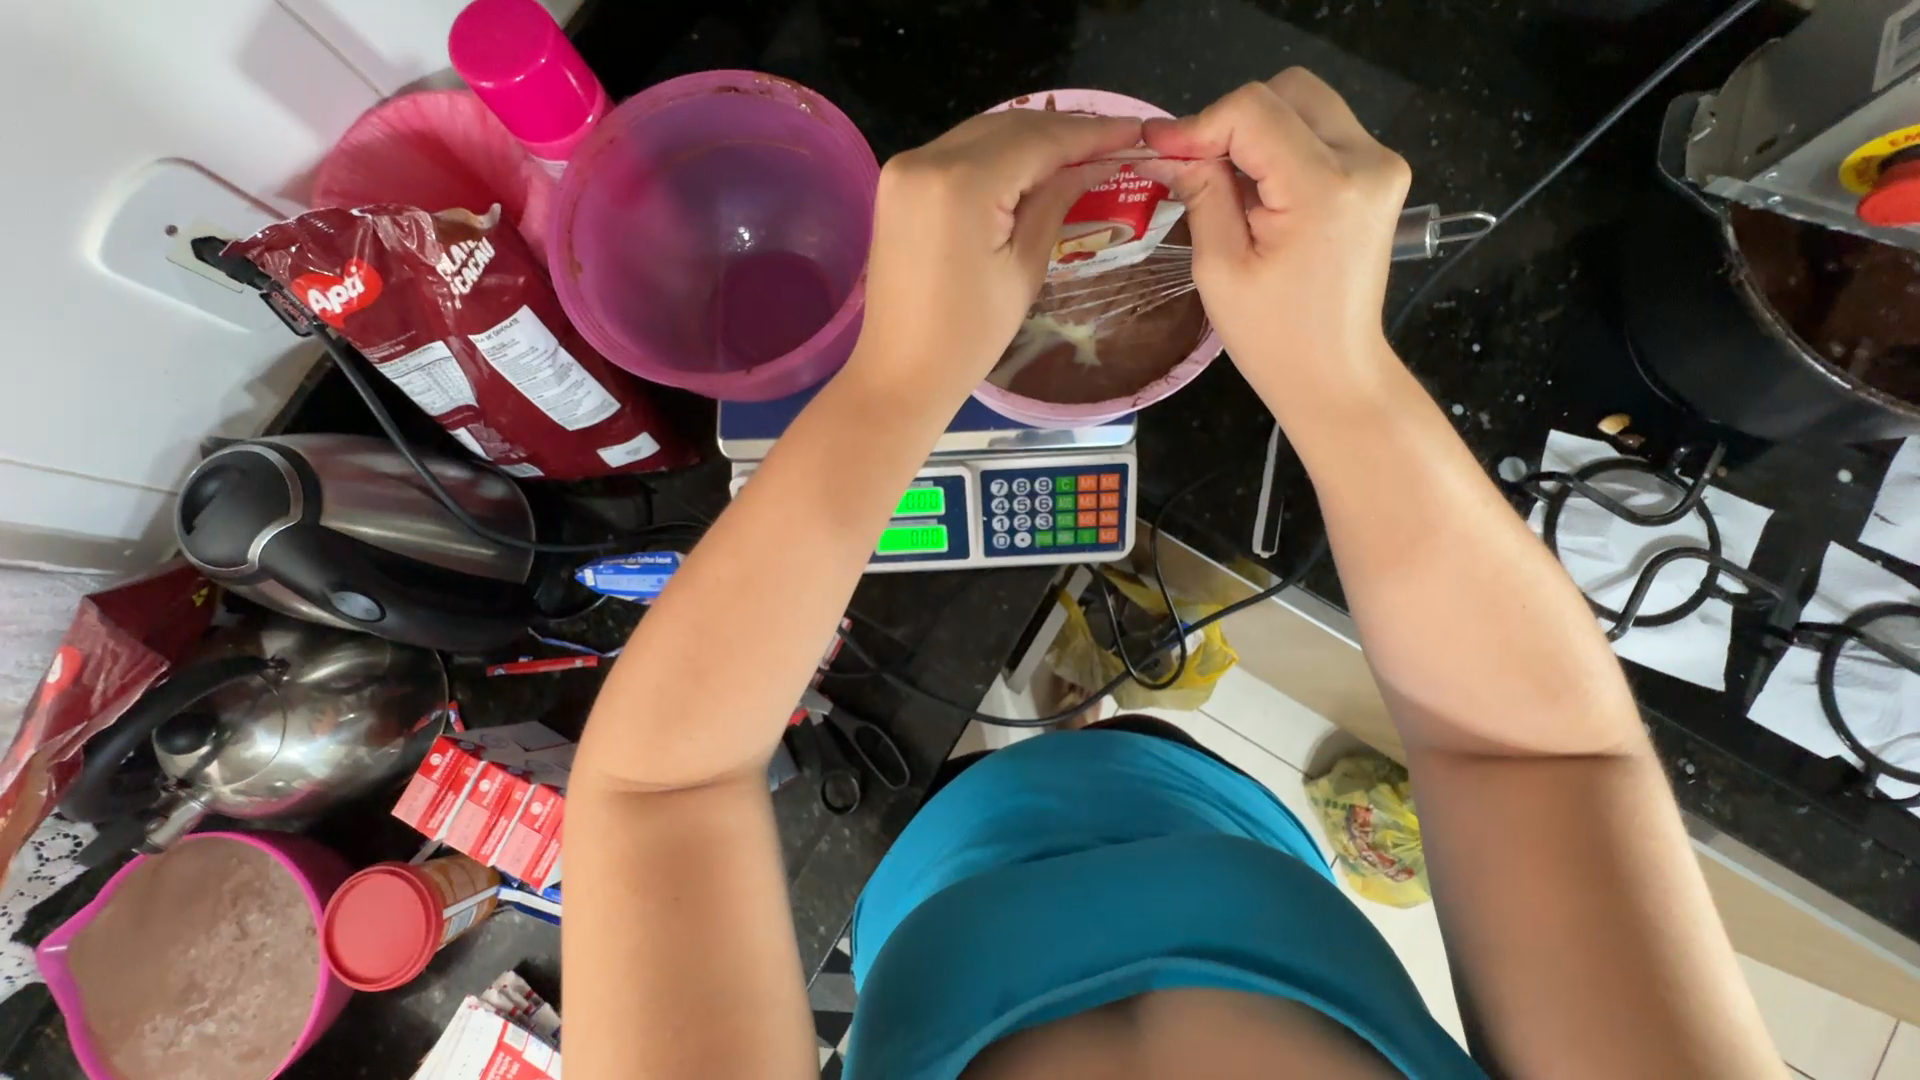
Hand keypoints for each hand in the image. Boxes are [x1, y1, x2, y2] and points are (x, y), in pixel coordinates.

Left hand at [850, 108, 1142, 399]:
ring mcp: (903, 169)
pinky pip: (957, 154)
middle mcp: (925, 159)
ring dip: (1030, 140)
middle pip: (1008, 126)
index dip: (1090, 132)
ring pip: (982, 134)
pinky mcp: (896, 185)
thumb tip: (1094, 161)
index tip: (1133, 129)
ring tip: (1078, 154)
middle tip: (1111, 141)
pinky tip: (1028, 169)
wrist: (900, 373)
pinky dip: (996, 156)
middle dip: (1062, 131)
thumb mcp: (1024, 269)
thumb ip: (1056, 202)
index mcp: (960, 184)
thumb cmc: (968, 338)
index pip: (1037, 139)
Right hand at [1136, 69, 1410, 401]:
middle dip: (1231, 121)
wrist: (1332, 371)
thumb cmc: (1270, 337)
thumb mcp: (1219, 269)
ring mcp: (1380, 164)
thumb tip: (1171, 150)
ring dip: (1257, 132)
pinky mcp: (1379, 175)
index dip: (1199, 123)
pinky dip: (1281, 148)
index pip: (1255, 111)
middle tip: (1194, 167)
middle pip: (1288, 90)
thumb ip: (1202, 195)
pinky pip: (1322, 132)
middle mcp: (1366, 160)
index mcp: (1323, 188)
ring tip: (1225, 185)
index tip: (1158, 150)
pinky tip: (1259, 193)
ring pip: (1307, 104)